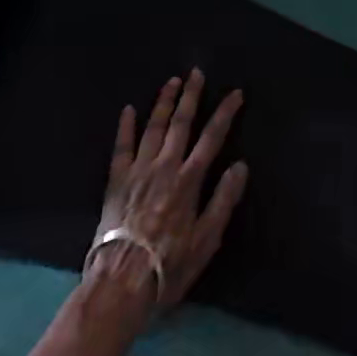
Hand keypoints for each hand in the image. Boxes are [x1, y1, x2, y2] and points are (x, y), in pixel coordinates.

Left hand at [93, 70, 248, 310]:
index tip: (235, 93)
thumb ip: (223, 200)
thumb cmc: (169, 265)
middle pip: (181, 123)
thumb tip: (240, 165)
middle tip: (197, 72)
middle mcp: (165, 167)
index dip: (225, 113)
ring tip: (172, 82)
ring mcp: (138, 171)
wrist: (119, 282)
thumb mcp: (206, 240)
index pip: (212, 137)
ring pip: (153, 127)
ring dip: (164, 102)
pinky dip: (126, 126)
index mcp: (189, 180)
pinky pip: (121, 147)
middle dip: (191, 96)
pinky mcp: (116, 181)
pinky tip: (129, 109)